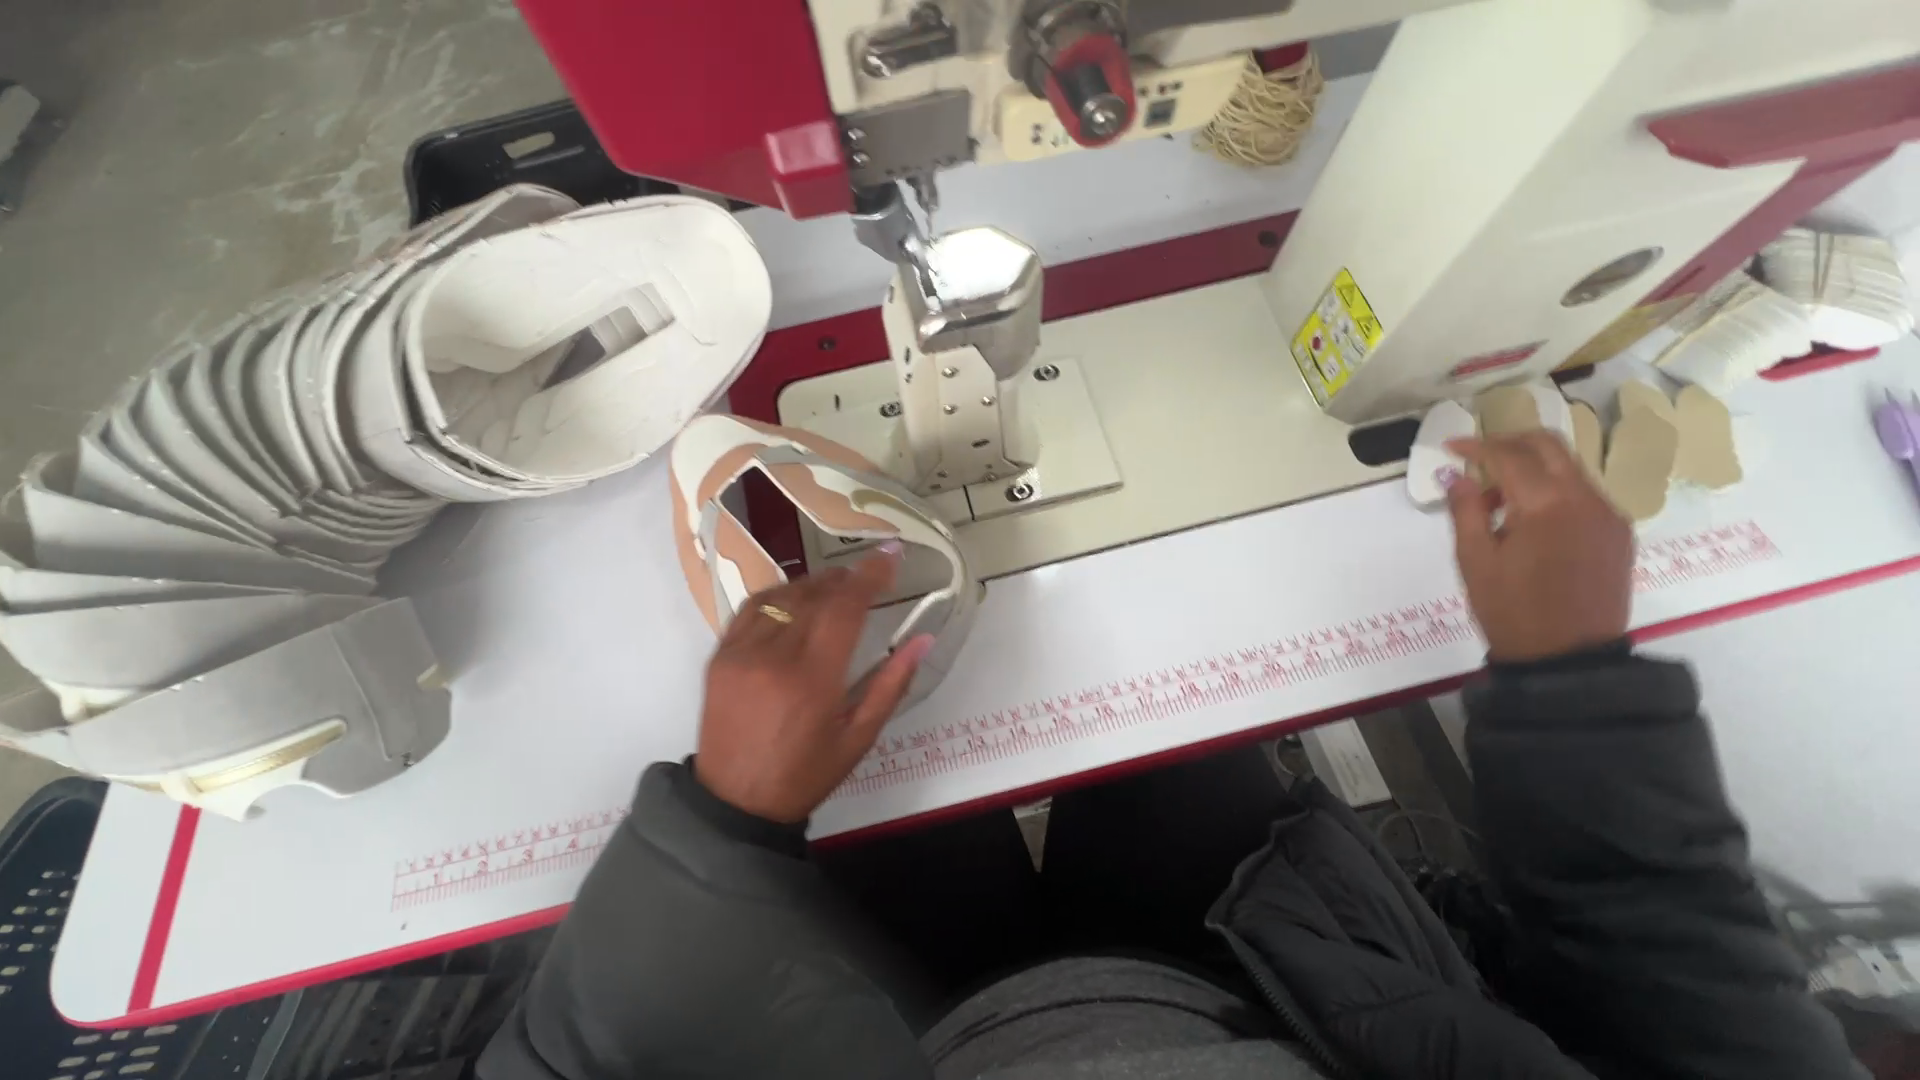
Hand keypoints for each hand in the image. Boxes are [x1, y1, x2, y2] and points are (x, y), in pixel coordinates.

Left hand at [695, 543, 934, 822]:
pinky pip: (751, 608)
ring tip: (835, 586)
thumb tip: (923, 638)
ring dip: (814, 584)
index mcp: (815, 680)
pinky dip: (778, 596)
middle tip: (868, 574)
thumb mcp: (859, 737)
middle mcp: (775, 657)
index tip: (890, 555)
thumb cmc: (806, 773)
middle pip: (816, 595)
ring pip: (783, 596)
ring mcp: (741, 653)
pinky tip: (796, 600)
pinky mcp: (719, 656)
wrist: (735, 802)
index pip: (846, 608)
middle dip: (846, 577)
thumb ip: (892, 684)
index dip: (870, 576)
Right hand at [1445, 433, 1634, 662]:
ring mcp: (1608, 514)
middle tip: (1478, 454)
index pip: (1509, 455)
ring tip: (1497, 500)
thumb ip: (1466, 509)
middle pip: (1549, 445)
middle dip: (1510, 442)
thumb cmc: (1510, 609)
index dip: (1476, 446)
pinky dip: (1552, 491)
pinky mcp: (1618, 531)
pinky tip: (1528, 521)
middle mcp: (1585, 498)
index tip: (1450, 448)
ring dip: (1531, 468)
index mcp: (1545, 504)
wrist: (1568, 658)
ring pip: (1568, 467)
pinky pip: (1583, 493)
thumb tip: (1457, 476)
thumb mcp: (1474, 559)